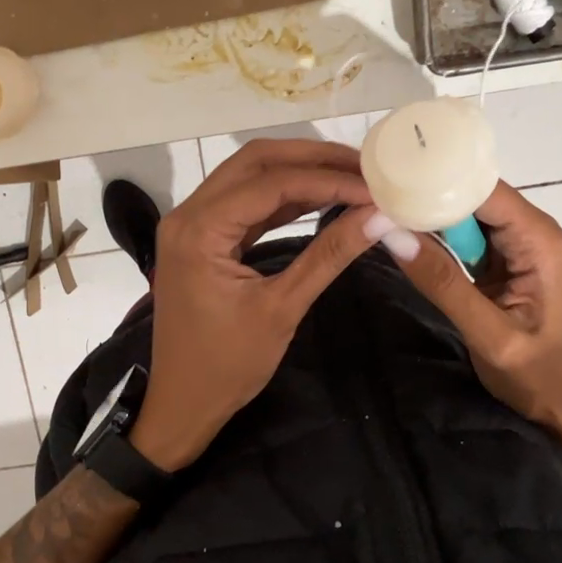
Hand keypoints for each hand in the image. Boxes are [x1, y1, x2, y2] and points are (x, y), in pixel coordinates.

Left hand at [132, 140, 379, 471]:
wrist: (183, 403)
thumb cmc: (226, 366)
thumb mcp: (281, 309)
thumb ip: (327, 256)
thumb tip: (378, 217)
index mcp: (198, 231)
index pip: (270, 184)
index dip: (326, 179)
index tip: (375, 186)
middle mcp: (187, 215)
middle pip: (255, 162)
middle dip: (311, 159)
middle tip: (366, 168)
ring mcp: (191, 225)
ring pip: (249, 177)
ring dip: (299, 174)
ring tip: (352, 179)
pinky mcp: (202, 239)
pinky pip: (244, 203)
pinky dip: (283, 198)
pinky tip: (322, 199)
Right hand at [379, 182, 561, 437]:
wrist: (561, 404)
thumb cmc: (536, 374)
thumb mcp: (488, 334)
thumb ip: (443, 284)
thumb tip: (392, 235)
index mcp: (540, 242)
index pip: (484, 191)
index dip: (439, 180)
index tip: (390, 178)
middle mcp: (532, 232)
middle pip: (473, 196)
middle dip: (427, 193)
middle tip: (373, 194)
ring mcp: (516, 245)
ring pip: (465, 214)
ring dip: (427, 213)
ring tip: (378, 206)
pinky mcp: (501, 259)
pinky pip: (464, 235)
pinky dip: (435, 234)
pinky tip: (401, 231)